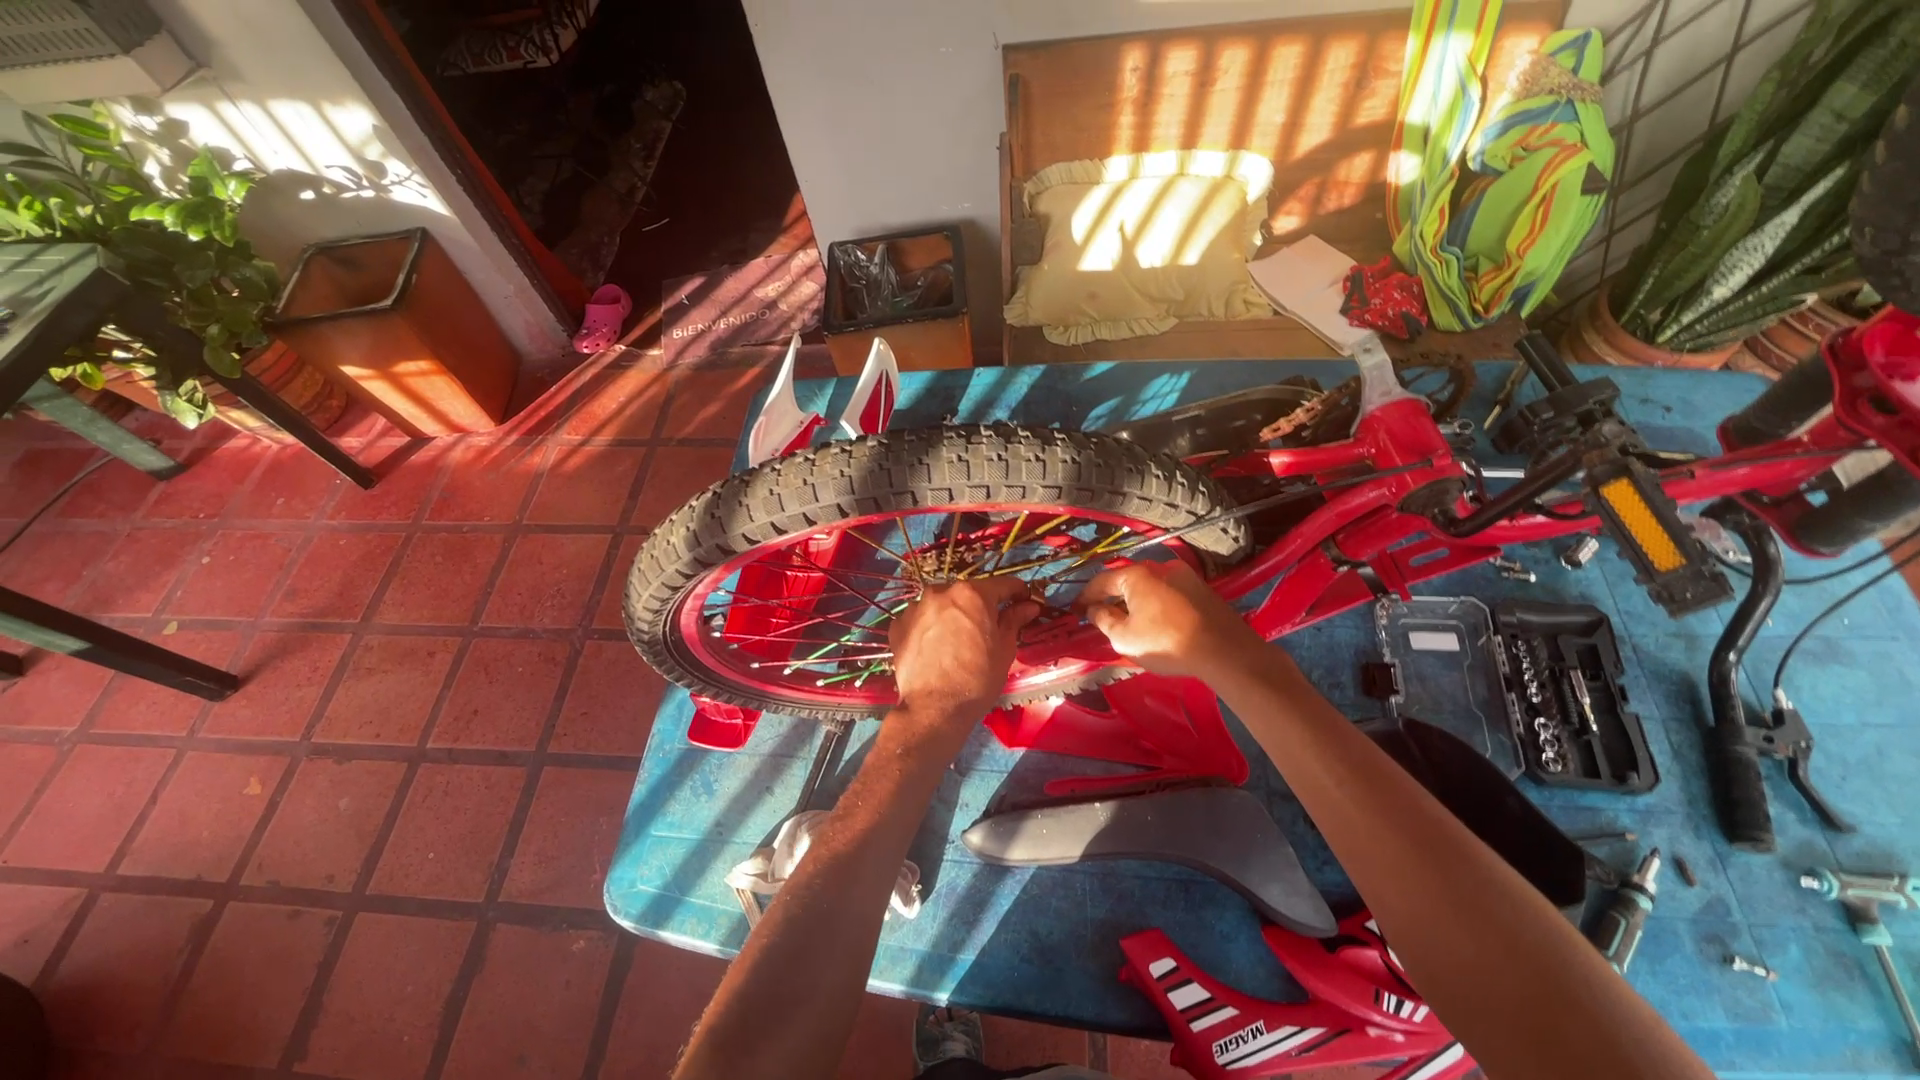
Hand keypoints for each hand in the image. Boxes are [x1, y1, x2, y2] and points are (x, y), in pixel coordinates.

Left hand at [888, 576, 1041, 729]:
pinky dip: (930, 628)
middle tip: (988, 627)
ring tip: (957, 639)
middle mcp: (941, 591)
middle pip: (967, 593)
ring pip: (941, 605)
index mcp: (972, 593)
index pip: (1002, 585)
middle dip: (980, 606)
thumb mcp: (1004, 649)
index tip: (1024, 601)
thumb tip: (1028, 606)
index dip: (1017, 592)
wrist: (934, 708)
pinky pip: (920, 620)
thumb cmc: (978, 678)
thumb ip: (1014, 620)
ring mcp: (915, 607)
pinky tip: (935, 647)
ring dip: (952, 615)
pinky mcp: (898, 625)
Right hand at [1079, 561, 1262, 678]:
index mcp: (1137, 575)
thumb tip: (1094, 610)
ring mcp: (1185, 576)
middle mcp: (1161, 567)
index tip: (1076, 610)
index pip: (1102, 581)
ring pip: (1150, 585)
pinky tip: (1156, 620)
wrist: (1224, 650)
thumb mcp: (1125, 638)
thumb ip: (1104, 620)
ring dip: (1135, 599)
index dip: (1086, 596)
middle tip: (1100, 614)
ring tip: (1128, 619)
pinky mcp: (1202, 590)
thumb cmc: (1166, 643)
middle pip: (1128, 580)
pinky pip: (1169, 592)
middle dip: (1112, 596)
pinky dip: (1156, 603)